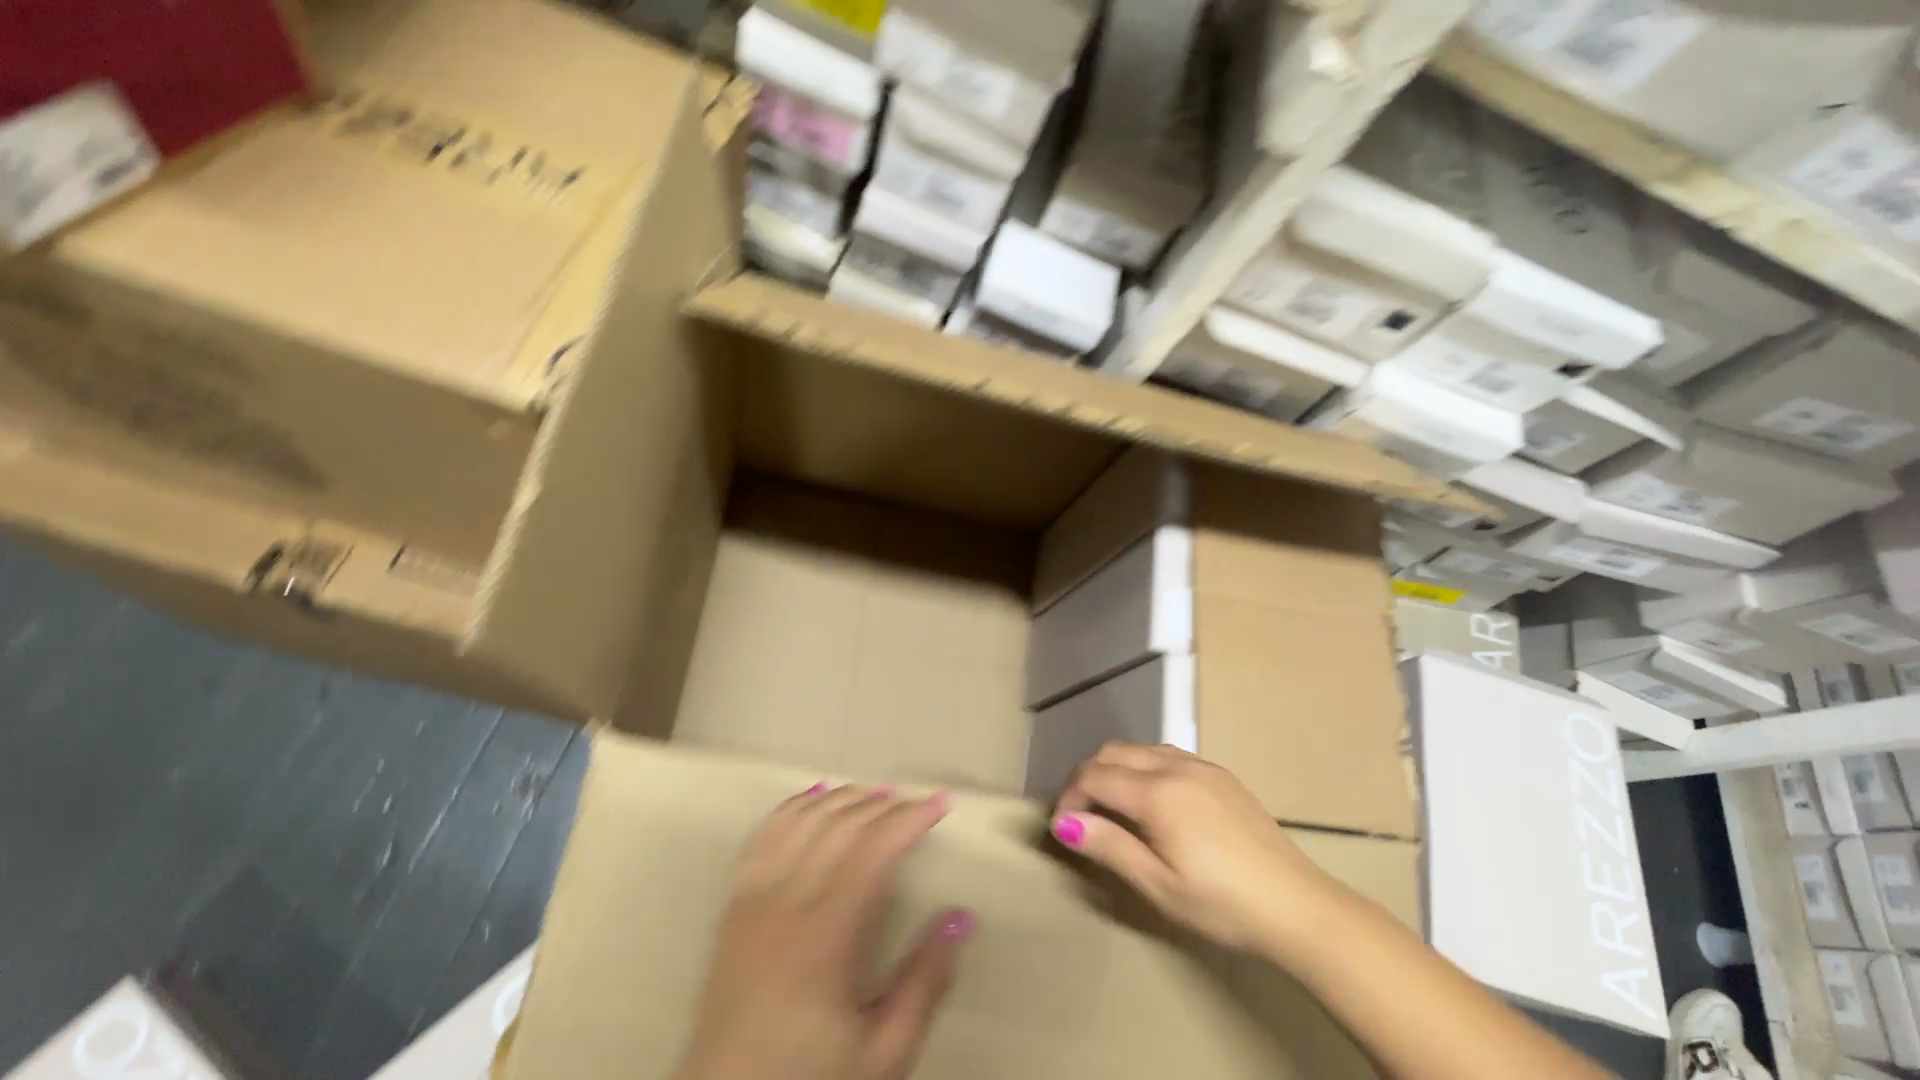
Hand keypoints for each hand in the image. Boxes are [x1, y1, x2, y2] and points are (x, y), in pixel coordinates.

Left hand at [677, 783, 975, 1079]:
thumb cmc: (812, 1076)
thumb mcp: (885, 1050)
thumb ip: (925, 981)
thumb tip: (961, 916)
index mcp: (825, 936)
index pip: (872, 850)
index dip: (909, 818)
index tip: (942, 804)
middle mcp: (784, 903)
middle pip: (838, 826)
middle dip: (883, 804)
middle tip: (919, 803)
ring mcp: (751, 899)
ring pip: (799, 822)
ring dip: (841, 799)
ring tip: (877, 794)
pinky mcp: (732, 906)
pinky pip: (762, 838)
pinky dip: (791, 808)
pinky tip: (813, 798)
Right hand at [1050, 743, 1346, 953]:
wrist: (1297, 905)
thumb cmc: (1221, 904)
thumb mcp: (1158, 884)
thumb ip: (1109, 846)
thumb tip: (1064, 823)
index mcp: (1158, 793)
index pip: (1093, 776)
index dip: (1069, 798)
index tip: (1064, 830)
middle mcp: (1177, 767)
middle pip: (1113, 752)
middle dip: (1087, 777)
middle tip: (1082, 818)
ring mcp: (1203, 767)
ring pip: (1140, 749)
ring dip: (1115, 769)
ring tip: (1112, 811)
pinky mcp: (1222, 776)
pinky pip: (1168, 756)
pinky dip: (1143, 769)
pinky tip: (1151, 805)